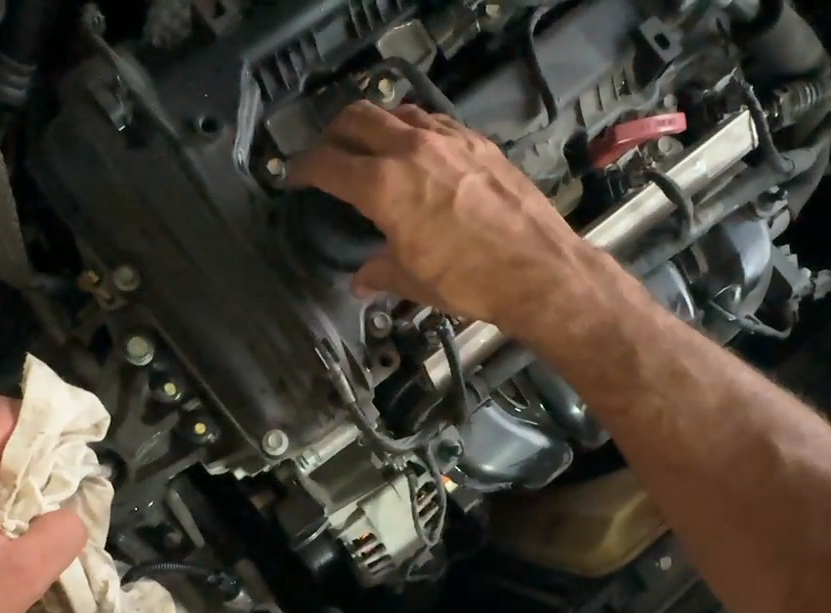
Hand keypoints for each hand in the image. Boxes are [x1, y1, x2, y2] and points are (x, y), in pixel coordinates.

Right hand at [288, 102, 616, 339]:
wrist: (536, 270)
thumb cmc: (470, 280)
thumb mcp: (413, 282)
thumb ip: (379, 273)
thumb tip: (362, 280)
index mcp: (383, 186)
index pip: (327, 164)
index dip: (302, 169)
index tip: (294, 176)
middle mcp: (411, 150)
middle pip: (356, 119)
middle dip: (333, 134)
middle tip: (327, 153)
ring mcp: (448, 140)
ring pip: (397, 112)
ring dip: (375, 125)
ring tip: (371, 146)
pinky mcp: (477, 143)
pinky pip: (434, 122)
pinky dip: (415, 129)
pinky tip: (419, 152)